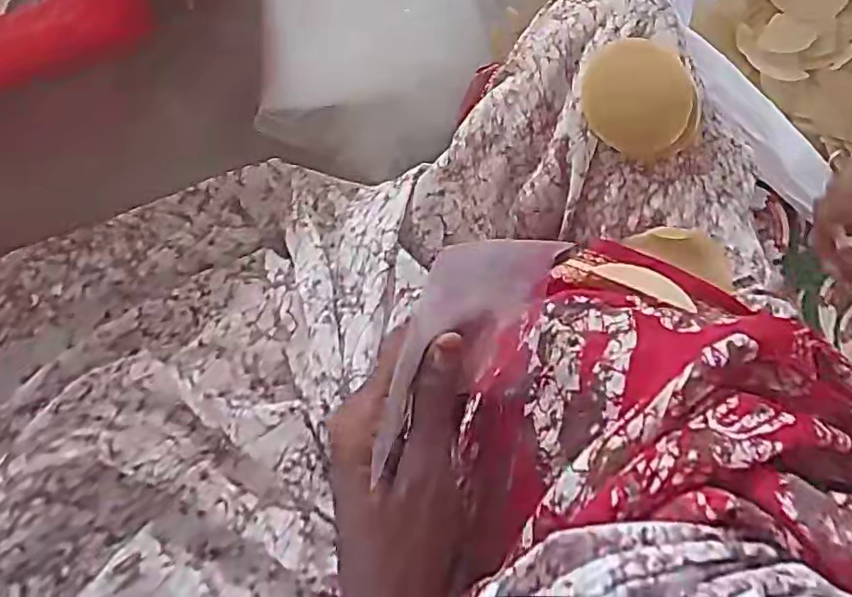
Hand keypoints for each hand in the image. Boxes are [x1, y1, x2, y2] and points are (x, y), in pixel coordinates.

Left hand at [329, 325, 469, 596]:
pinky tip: (473, 385)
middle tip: (494, 326)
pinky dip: (443, 394)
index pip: (399, 349)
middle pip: (405, 363)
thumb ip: (434, 403)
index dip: (439, 322)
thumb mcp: (427, 472)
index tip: (480, 305)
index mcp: (357, 420)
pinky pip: (415, 406)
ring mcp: (370, 435)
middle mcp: (357, 420)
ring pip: (413, 383)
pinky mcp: (386, 450)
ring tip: (492, 346)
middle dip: (448, 342)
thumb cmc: (409, 546)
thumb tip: (447, 336)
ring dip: (449, 367)